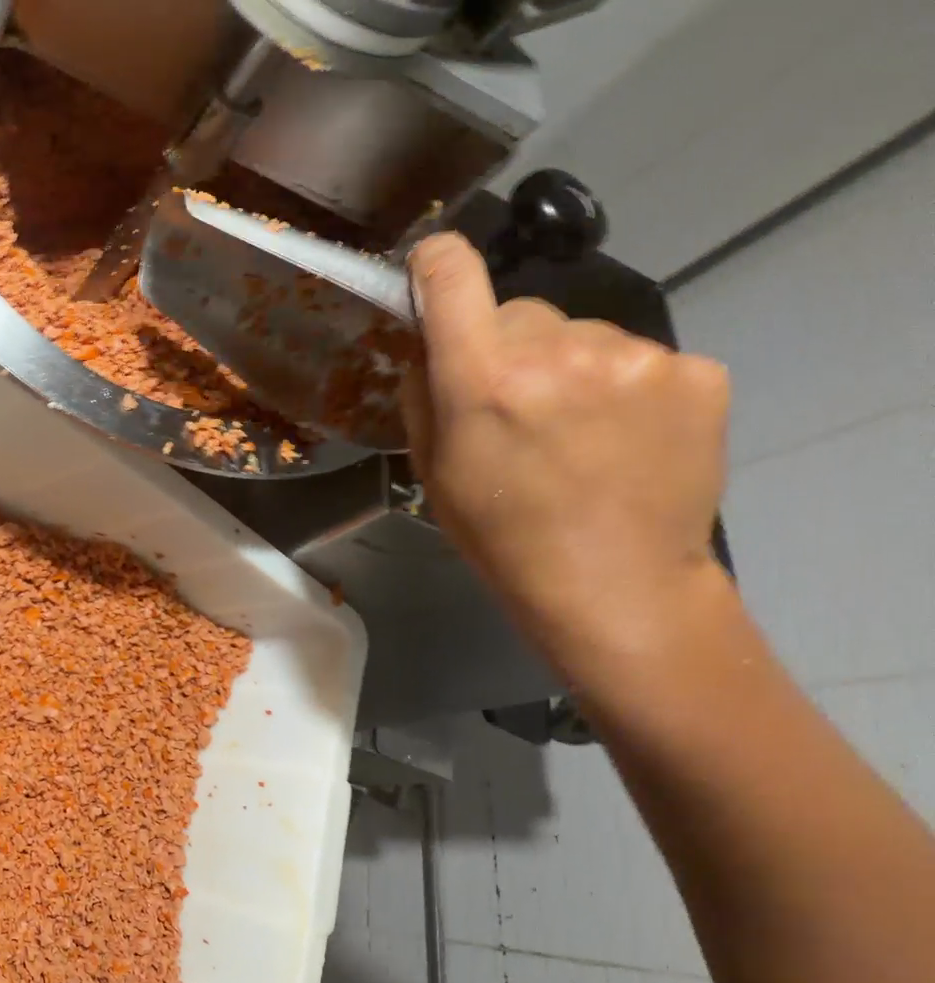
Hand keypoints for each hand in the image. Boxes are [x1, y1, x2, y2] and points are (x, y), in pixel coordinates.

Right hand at [402, 233, 730, 648]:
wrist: (614, 583)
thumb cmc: (500, 532)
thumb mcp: (432, 467)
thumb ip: (425, 392)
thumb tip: (431, 342)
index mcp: (483, 377)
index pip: (451, 273)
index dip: (436, 261)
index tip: (432, 269)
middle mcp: (558, 350)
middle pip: (521, 311)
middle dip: (510, 346)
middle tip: (520, 408)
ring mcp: (635, 357)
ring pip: (583, 334)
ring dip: (571, 367)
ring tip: (580, 432)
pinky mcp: (695, 372)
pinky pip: (639, 358)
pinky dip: (625, 387)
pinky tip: (626, 436)